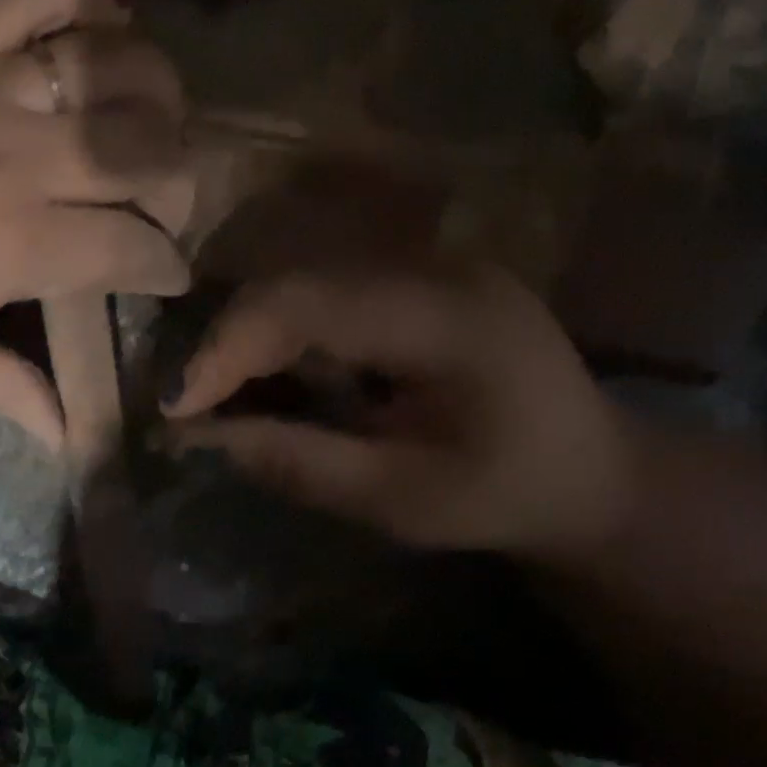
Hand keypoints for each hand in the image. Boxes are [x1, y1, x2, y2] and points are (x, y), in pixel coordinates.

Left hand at [0, 0, 195, 447]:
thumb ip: (11, 393)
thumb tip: (70, 444)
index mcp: (24, 244)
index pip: (134, 248)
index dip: (167, 265)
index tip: (170, 275)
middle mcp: (25, 158)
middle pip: (147, 150)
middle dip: (180, 180)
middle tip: (165, 204)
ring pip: (112, 65)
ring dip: (157, 90)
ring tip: (155, 118)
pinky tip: (98, 29)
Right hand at [161, 266, 633, 558]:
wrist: (592, 473)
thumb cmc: (502, 495)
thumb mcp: (395, 498)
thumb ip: (294, 461)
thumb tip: (193, 437)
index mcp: (447, 319)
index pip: (304, 304)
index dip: (225, 350)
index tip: (174, 410)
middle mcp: (434, 270)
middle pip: (291, 284)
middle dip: (223, 347)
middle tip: (184, 411)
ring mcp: (425, 268)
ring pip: (295, 286)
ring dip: (243, 343)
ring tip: (214, 402)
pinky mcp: (410, 283)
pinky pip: (318, 298)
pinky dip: (274, 340)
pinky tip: (263, 384)